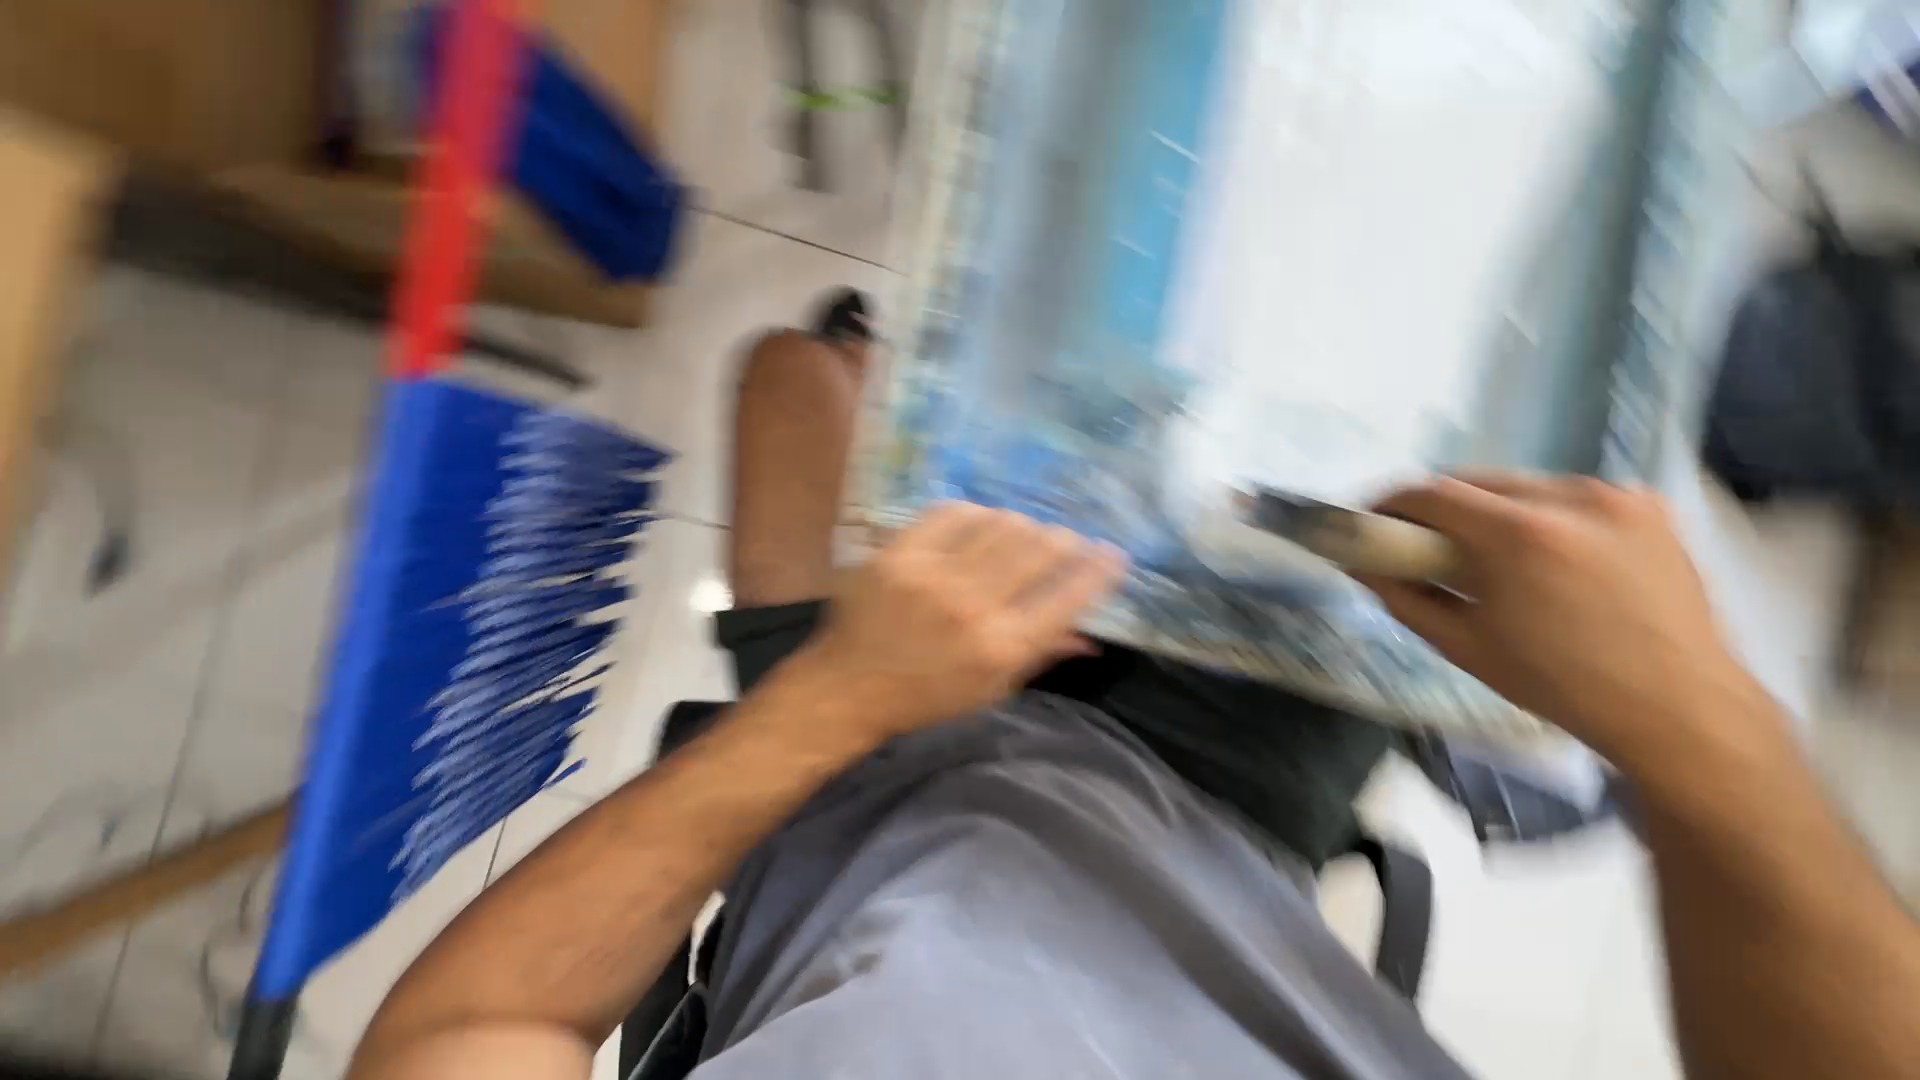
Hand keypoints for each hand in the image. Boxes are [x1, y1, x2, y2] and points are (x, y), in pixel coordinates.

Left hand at [797, 502, 1126, 737]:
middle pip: (1039, 550)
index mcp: (1000, 646)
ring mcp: (932, 575)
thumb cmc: (927, 696)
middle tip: (1069, 541)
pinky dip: (976, 514)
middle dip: (1065, 541)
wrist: (849, 685)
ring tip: (1025, 533)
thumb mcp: (992, 689)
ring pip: (1000, 525)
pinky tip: (981, 523)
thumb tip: (1092, 638)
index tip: (1112, 555)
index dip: (1099, 570)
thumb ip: (1041, 655)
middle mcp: (972, 605)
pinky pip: (951, 513)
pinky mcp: (898, 553)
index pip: (1067, 596)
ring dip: (1023, 525)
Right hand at [1360, 472, 1758, 765]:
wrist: (1679, 707)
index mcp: (1520, 535)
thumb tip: (1359, 566)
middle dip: (1437, 505)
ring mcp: (1617, 496)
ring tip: (1484, 551)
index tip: (1370, 519)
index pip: (1432, 492)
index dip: (1391, 502)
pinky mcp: (1649, 505)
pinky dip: (1540, 514)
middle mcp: (1571, 498)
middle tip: (1419, 539)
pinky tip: (1542, 554)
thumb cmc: (1559, 683)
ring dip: (1488, 508)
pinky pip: (1568, 495)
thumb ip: (1403, 597)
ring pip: (1522, 484)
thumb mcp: (1464, 645)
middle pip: (1475, 480)